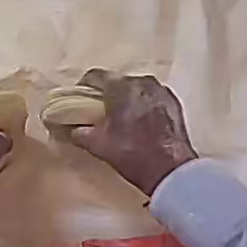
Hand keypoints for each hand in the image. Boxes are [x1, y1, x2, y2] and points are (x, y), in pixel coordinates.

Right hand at [61, 70, 197, 195]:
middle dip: (108, 94)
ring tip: (122, 118)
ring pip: (137, 88)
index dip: (84, 87)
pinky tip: (142, 122)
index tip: (80, 100)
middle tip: (101, 112)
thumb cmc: (132, 153)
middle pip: (118, 81)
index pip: (96, 76)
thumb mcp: (98, 145)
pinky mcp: (174, 102)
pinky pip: (152, 97)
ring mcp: (161, 91)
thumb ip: (80, 133)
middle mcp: (142, 82)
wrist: (171, 170)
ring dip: (127, 98)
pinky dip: (144, 105)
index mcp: (121, 87)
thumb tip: (72, 129)